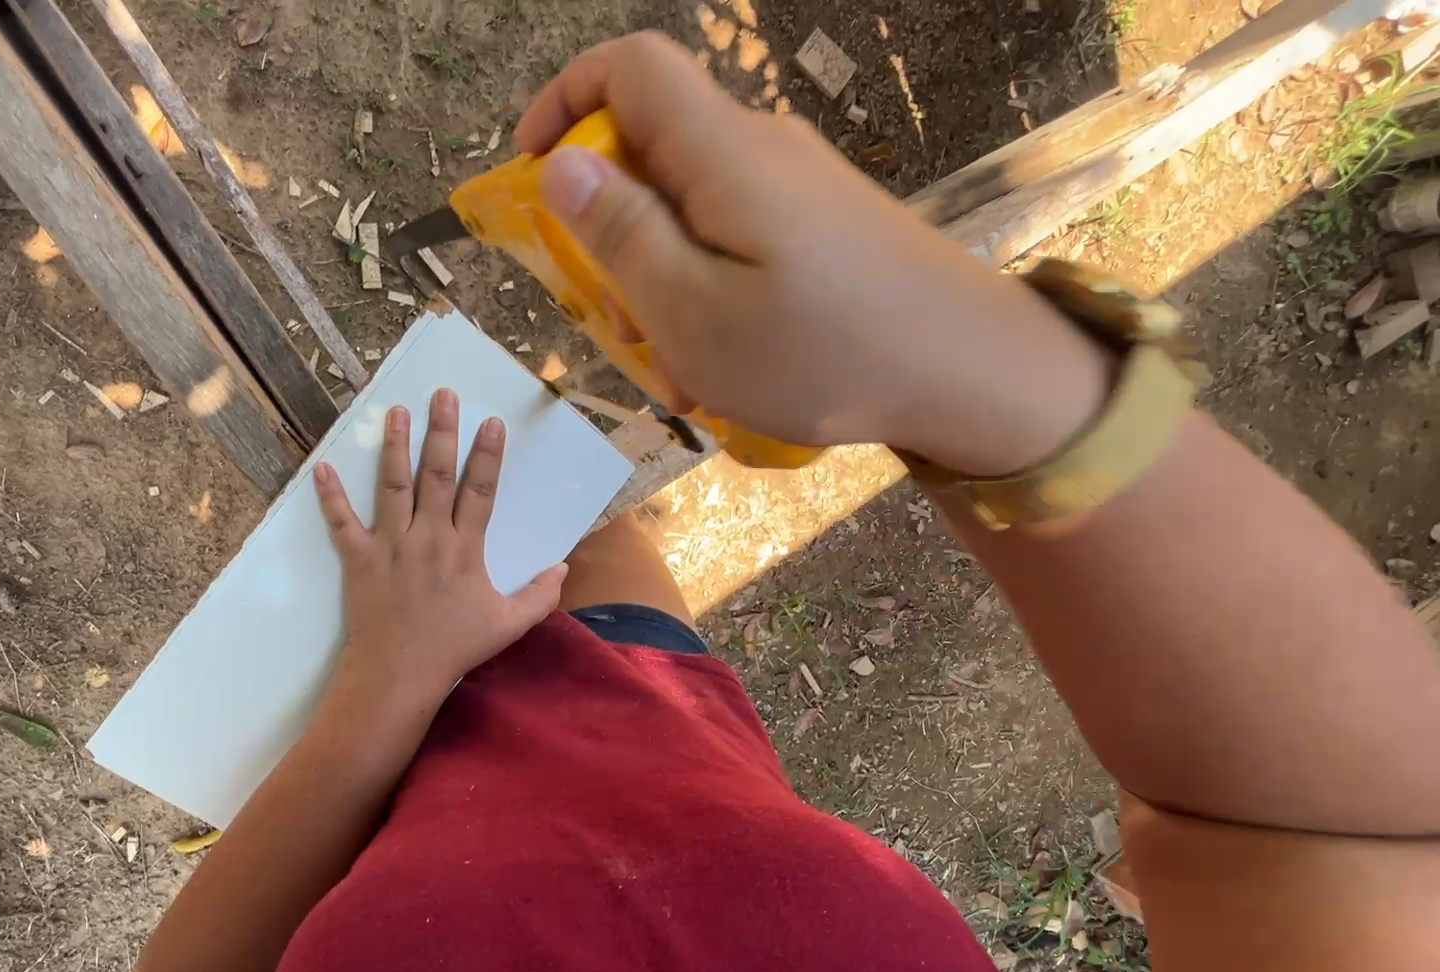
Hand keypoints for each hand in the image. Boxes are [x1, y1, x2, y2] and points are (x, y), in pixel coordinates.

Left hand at [315, 388, 568, 707]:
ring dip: (394, 448)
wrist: (400, 675)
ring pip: (392, 487)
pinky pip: (342, 524)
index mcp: (464, 548)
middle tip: (443, 394)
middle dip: (442, 432)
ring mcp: (390, 545)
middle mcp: (428, 536)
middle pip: (436, 475)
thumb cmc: (454, 648)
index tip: (491, 422)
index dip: (487, 455)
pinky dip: (330, 497)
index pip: (479, 491)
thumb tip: (564, 568)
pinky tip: (322, 467)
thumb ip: (539, 596)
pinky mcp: (359, 560)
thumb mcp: (507, 625)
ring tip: (396, 413)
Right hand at [515, 33, 1111, 476]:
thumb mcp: (691, 310)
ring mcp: (793, 189)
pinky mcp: (816, 226)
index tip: (529, 169)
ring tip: (678, 369)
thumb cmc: (818, 353)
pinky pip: (731, 243)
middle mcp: (758, 151)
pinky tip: (719, 364)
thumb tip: (560, 163)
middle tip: (615, 322)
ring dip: (658, 285)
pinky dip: (703, 295)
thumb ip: (621, 232)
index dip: (564, 100)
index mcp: (722, 154)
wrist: (970, 375)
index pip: (629, 68)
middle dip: (610, 232)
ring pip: (687, 214)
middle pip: (651, 153)